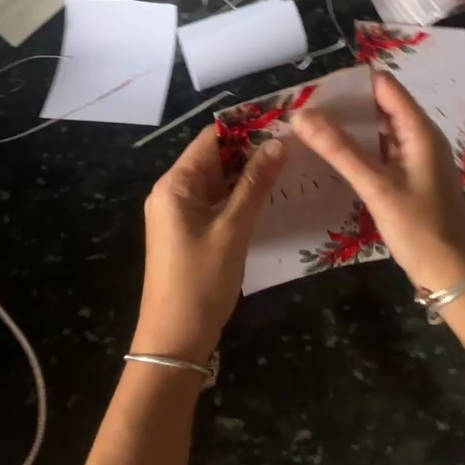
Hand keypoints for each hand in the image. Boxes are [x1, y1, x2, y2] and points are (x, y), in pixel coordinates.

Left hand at [131, 130, 287, 361]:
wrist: (173, 342)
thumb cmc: (200, 280)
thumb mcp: (232, 229)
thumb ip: (254, 185)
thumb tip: (277, 143)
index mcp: (174, 184)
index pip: (211, 139)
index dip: (245, 128)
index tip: (281, 122)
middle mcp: (171, 191)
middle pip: (213, 158)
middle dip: (250, 150)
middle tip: (293, 145)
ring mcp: (177, 213)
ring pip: (216, 181)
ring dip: (247, 175)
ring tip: (288, 167)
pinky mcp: (186, 232)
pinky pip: (214, 202)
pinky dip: (237, 197)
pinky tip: (267, 198)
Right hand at [293, 70, 464, 292]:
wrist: (454, 277)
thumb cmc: (420, 229)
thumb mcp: (376, 188)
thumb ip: (339, 150)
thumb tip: (300, 115)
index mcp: (419, 130)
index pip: (383, 85)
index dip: (351, 83)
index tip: (314, 90)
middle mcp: (420, 135)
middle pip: (380, 104)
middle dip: (345, 104)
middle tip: (305, 110)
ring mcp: (417, 156)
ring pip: (379, 128)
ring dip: (350, 126)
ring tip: (312, 129)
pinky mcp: (411, 176)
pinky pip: (381, 149)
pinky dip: (359, 148)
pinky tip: (334, 155)